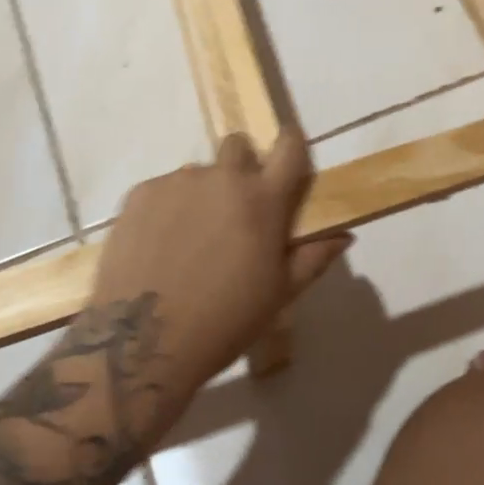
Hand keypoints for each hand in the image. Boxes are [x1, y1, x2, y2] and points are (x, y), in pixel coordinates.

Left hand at [83, 130, 351, 405]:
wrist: (142, 340)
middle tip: (235, 210)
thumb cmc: (225, 321)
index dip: (290, 144)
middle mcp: (222, 178)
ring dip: (202, 194)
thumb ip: (314, 256)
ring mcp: (177, 182)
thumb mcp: (280, 295)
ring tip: (191, 241)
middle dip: (242, 167)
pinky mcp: (140, 193)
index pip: (289, 147)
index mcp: (263, 199)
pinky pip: (163, 189)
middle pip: (238, 147)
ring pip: (198, 173)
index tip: (288, 153)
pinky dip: (168, 209)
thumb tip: (343, 234)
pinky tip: (161, 247)